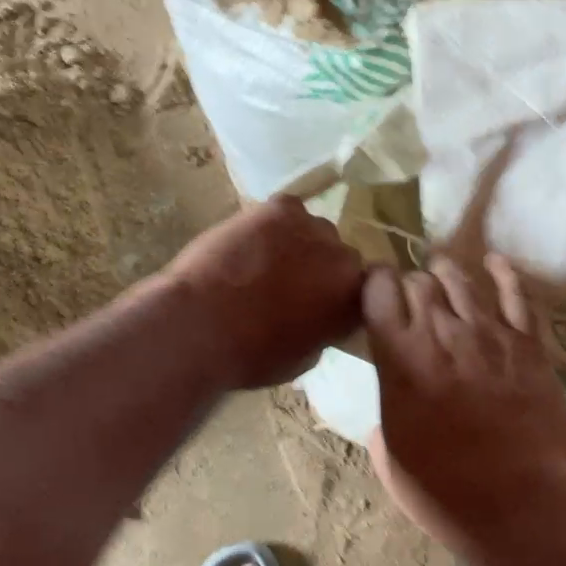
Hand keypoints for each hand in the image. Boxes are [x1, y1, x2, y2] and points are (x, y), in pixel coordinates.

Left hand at [164, 195, 365, 389]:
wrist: (202, 327)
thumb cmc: (251, 355)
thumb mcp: (304, 358)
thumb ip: (324, 328)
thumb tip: (318, 315)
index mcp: (355, 299)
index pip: (362, 289)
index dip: (340, 293)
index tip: (321, 301)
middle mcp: (345, 260)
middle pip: (339, 255)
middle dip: (319, 266)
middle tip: (289, 281)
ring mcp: (314, 228)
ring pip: (313, 230)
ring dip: (297, 241)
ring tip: (264, 258)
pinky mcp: (282, 208)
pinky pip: (287, 209)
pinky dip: (273, 222)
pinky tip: (252, 239)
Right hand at [363, 256, 565, 556]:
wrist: (527, 506)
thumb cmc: (449, 495)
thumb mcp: (392, 461)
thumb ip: (386, 415)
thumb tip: (394, 399)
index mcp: (399, 359)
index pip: (377, 292)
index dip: (373, 284)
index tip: (373, 291)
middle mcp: (441, 332)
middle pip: (419, 281)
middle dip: (409, 284)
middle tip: (409, 299)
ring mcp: (489, 333)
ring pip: (461, 280)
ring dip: (445, 273)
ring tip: (441, 273)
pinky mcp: (528, 343)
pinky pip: (515, 293)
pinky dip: (502, 272)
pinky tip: (493, 262)